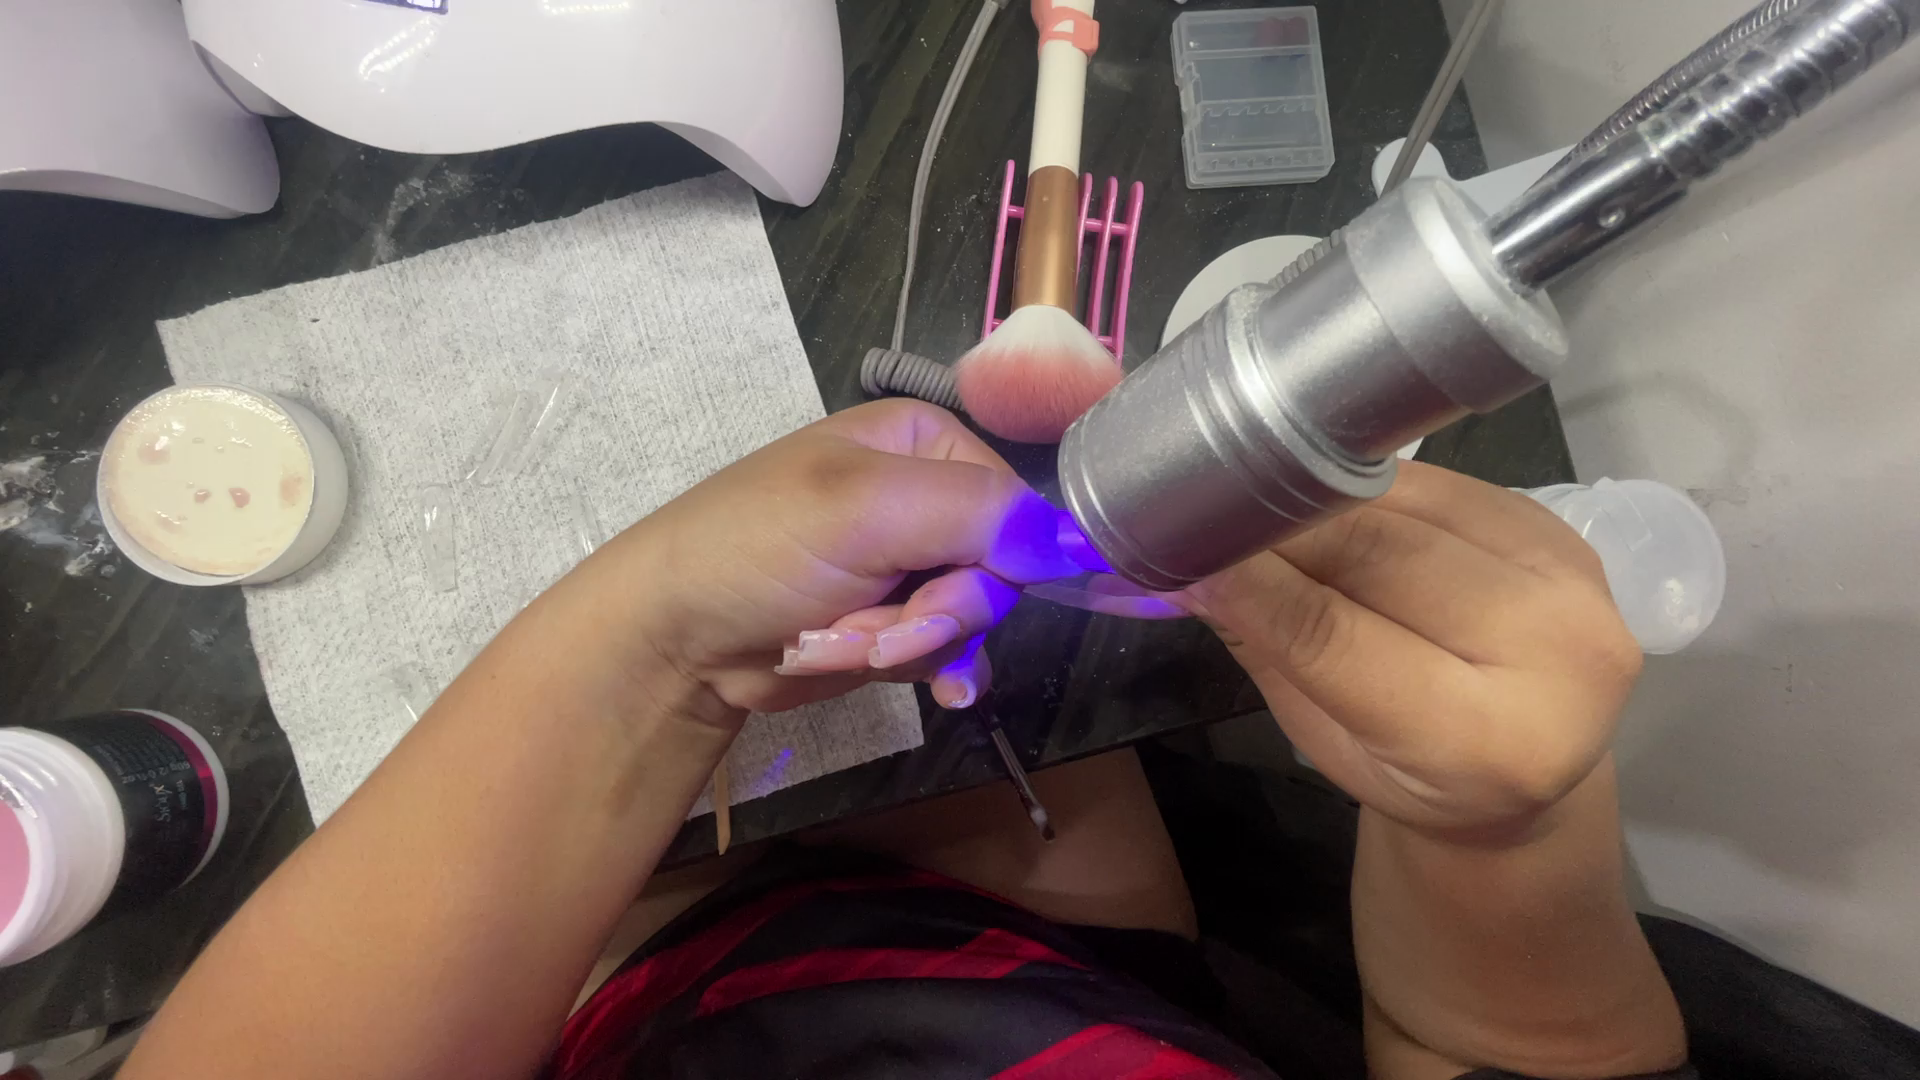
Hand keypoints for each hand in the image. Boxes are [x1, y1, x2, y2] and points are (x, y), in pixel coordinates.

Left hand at [571, 400, 1080, 721]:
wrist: (676, 635)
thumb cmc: (759, 546)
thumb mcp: (867, 509)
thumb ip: (980, 515)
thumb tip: (1082, 545)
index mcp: (926, 443)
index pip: (1015, 504)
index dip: (994, 560)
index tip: (938, 591)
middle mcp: (928, 497)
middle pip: (996, 567)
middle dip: (939, 612)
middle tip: (882, 629)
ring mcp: (913, 563)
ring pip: (974, 615)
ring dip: (917, 644)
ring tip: (848, 644)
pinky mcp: (899, 619)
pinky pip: (952, 649)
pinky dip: (928, 667)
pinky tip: (919, 683)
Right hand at [1183, 462, 1641, 836]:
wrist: (1520, 765)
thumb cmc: (1404, 769)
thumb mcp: (1320, 731)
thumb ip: (1263, 643)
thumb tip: (1184, 570)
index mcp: (1484, 740)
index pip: (1334, 638)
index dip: (1250, 587)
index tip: (1180, 554)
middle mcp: (1553, 652)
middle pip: (1375, 554)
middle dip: (1274, 525)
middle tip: (1201, 508)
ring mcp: (1566, 577)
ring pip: (1398, 505)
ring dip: (1309, 497)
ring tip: (1245, 498)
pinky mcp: (1552, 526)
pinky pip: (1428, 483)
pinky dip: (1355, 486)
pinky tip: (1312, 494)